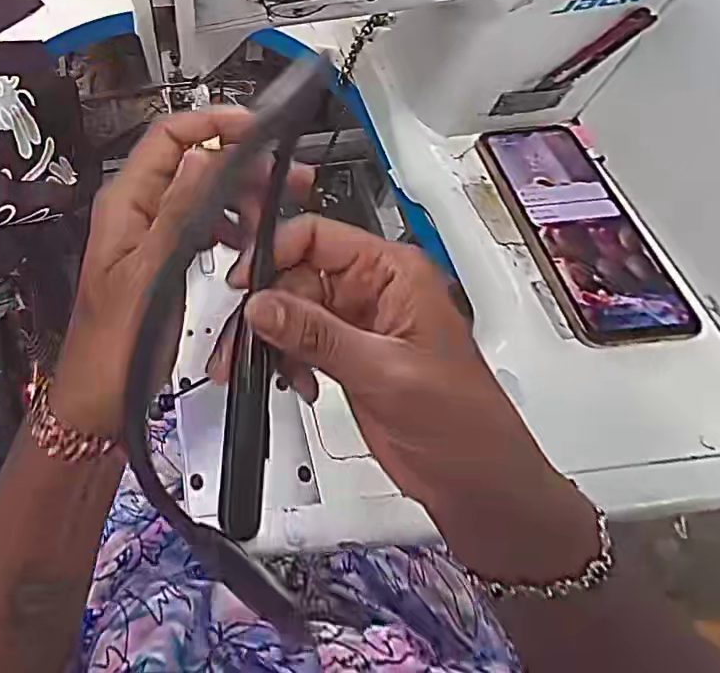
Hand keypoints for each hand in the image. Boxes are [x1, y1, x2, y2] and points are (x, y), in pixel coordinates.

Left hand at [48, 109, 309, 437]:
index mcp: (126, 204)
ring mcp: (154, 232)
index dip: (214, 124)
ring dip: (242, 196)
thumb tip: (207, 157)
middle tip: (283, 178)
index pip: (171, 136)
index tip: (255, 131)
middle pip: (195, 160)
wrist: (98, 403)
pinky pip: (206, 222)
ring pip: (206, 192)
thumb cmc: (112, 350)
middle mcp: (139, 210)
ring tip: (271, 214)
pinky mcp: (167, 254)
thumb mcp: (152, 274)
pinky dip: (232, 224)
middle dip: (243, 163)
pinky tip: (245, 240)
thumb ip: (180, 212)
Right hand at [222, 214, 595, 579]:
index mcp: (393, 271)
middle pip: (297, 273)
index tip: (245, 282)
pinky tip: (296, 381)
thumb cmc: (463, 422)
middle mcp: (373, 288)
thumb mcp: (385, 372)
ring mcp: (358, 321)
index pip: (319, 236)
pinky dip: (286, 358)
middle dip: (267, 306)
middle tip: (242, 339)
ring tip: (264, 366)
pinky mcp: (347, 351)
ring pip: (292, 308)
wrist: (477, 483)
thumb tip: (264, 305)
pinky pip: (300, 339)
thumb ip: (319, 334)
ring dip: (271, 336)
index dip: (276, 252)